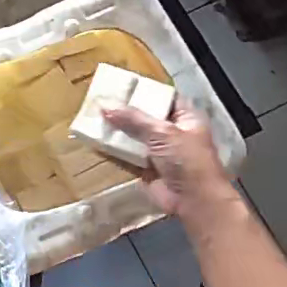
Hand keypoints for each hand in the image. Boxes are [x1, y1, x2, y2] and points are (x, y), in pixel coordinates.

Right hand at [103, 98, 235, 216]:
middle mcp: (172, 133)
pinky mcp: (146, 168)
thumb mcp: (162, 132)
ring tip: (93, 119)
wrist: (193, 200)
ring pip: (134, 137)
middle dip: (124, 112)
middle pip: (145, 118)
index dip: (145, 92)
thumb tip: (105, 107)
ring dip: (116, 131)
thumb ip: (133, 119)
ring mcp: (158, 152)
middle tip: (100, 101)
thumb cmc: (186, 160)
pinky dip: (113, 151)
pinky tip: (95, 142)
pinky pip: (126, 156)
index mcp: (185, 119)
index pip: (164, 99)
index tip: (121, 86)